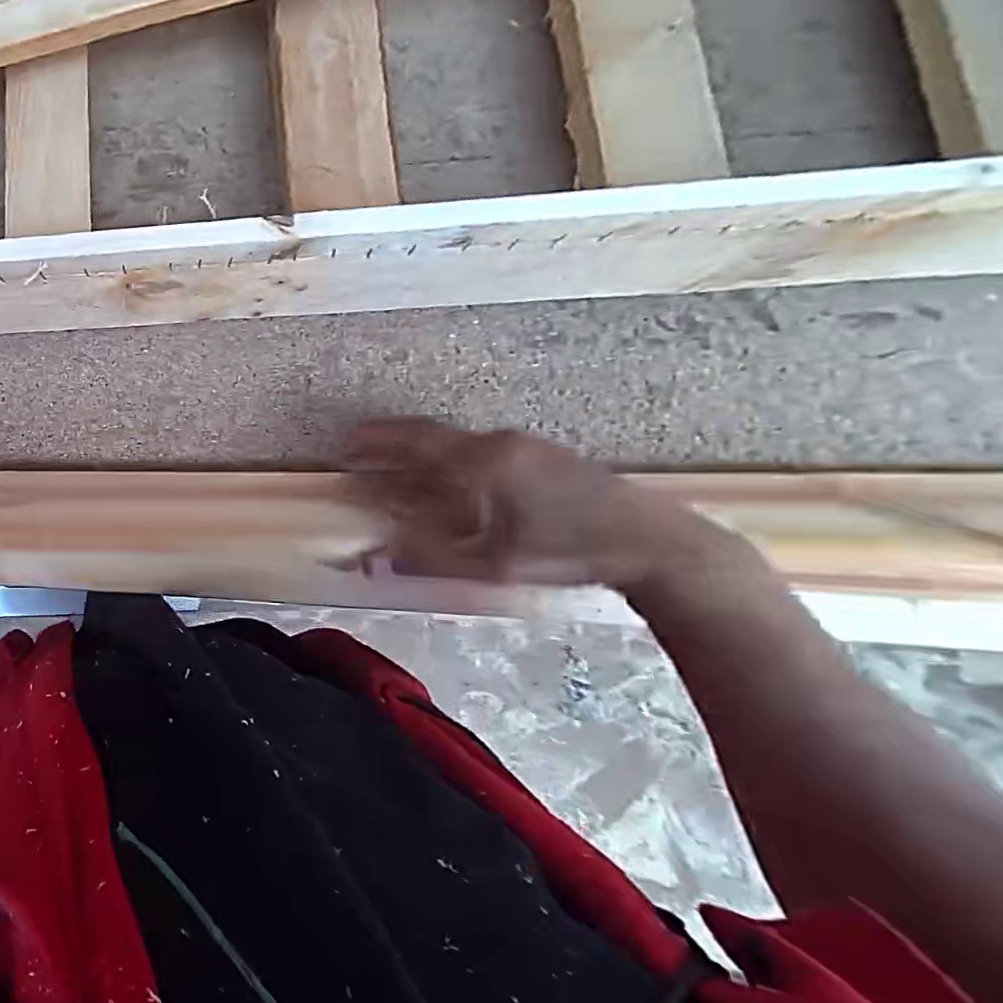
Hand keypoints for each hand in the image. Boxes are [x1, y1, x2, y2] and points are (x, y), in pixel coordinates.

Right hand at [346, 418, 745, 589]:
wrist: (656, 543)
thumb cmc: (567, 552)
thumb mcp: (491, 563)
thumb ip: (430, 555)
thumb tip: (379, 550)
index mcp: (483, 462)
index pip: (415, 441)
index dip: (377, 441)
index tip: (347, 443)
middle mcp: (499, 444)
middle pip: (432, 439)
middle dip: (392, 447)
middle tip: (359, 454)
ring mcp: (525, 447)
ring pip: (456, 447)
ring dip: (421, 457)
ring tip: (394, 472)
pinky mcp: (543, 458)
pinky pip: (480, 453)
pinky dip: (449, 464)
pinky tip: (445, 484)